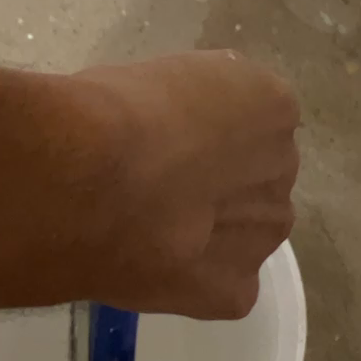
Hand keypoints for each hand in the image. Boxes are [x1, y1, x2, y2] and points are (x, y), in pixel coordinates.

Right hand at [71, 50, 299, 318]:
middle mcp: (283, 166)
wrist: (77, 178)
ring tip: (143, 228)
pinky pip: (221, 282)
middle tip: (152, 184)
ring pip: (243, 231)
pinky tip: (146, 262)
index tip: (161, 137)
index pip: (248, 118)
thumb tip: (173, 118)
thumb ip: (185, 99)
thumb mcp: (154, 69)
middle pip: (252, 177)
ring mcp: (265, 233)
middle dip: (213, 183)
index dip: (200, 132)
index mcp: (268, 102)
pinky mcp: (236, 291)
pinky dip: (190, 277)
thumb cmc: (102, 109)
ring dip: (207, 231)